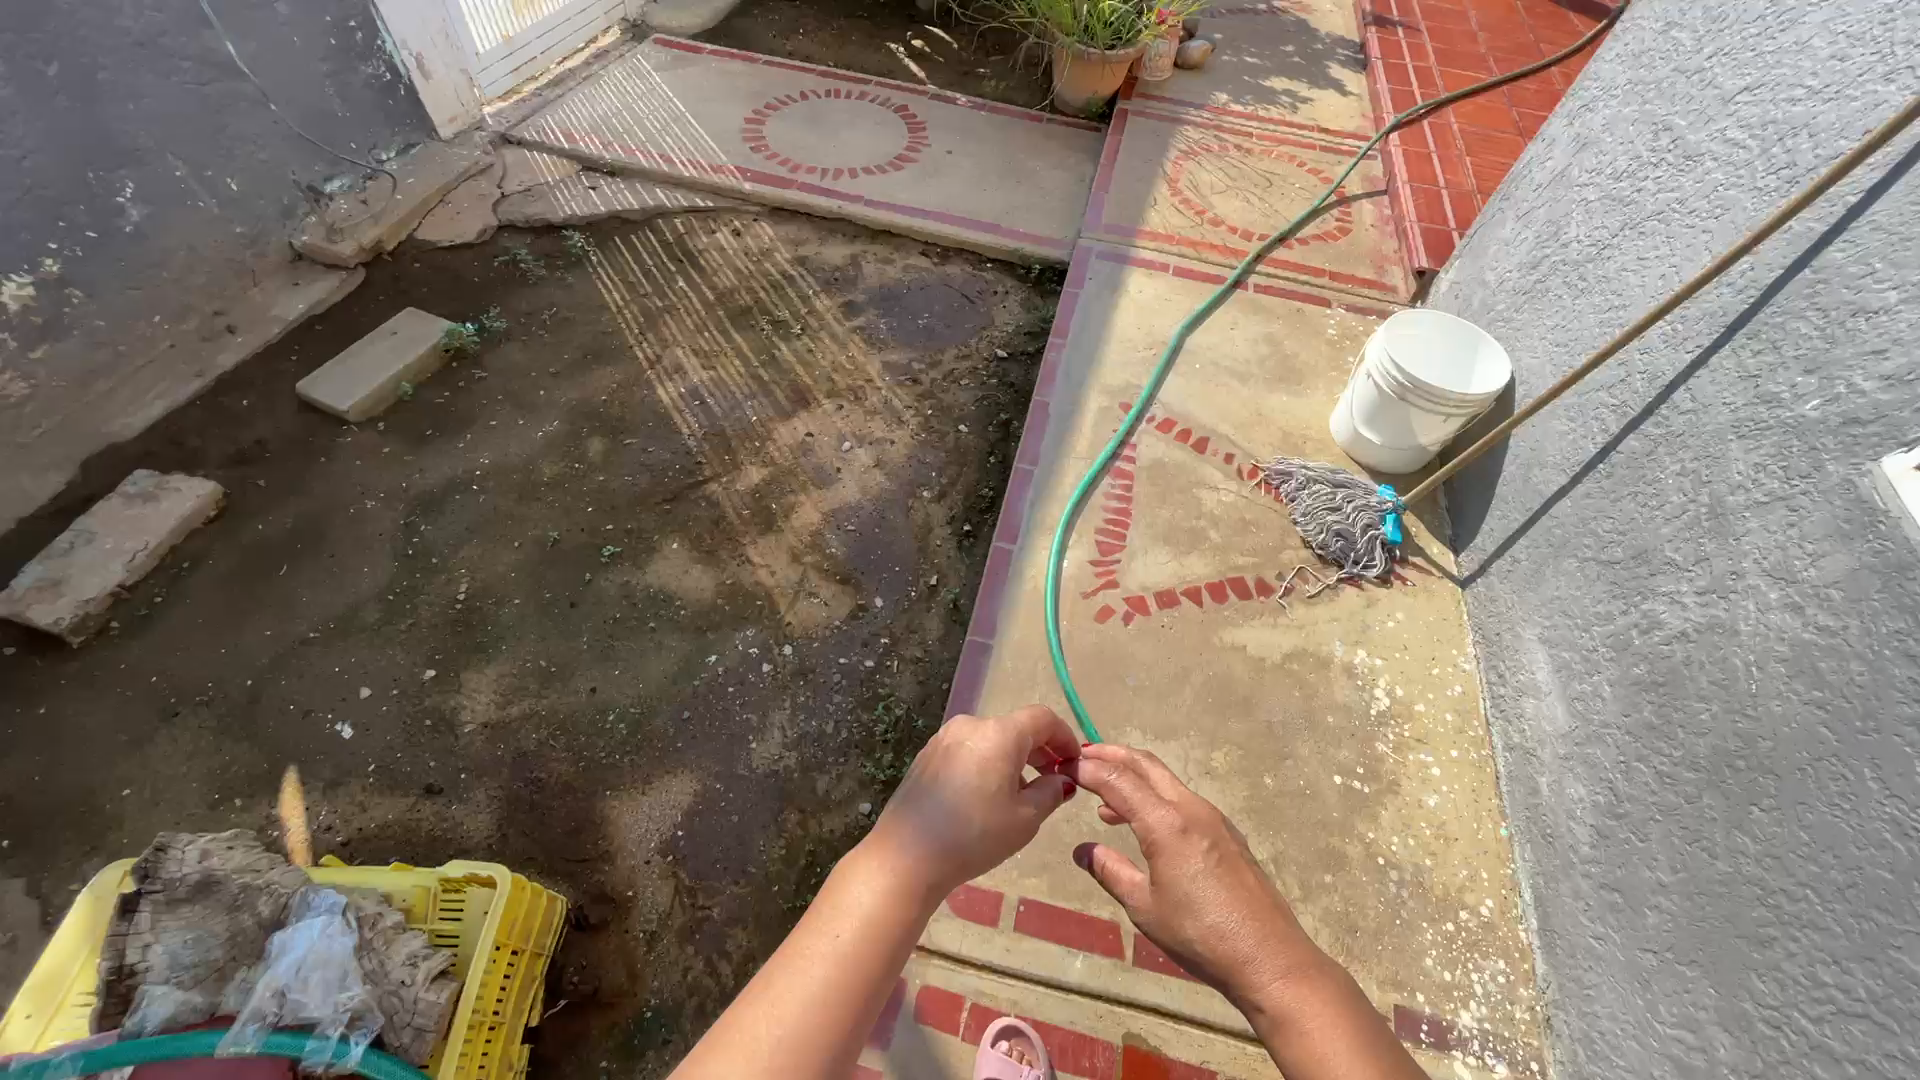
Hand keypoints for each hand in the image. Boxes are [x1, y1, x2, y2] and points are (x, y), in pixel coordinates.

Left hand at [859, 705, 1080, 898]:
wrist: (907, 855)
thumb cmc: (975, 836)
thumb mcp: (1025, 819)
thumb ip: (1050, 792)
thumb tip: (1060, 779)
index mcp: (999, 734)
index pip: (1042, 718)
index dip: (1064, 736)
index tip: (1073, 762)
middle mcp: (970, 725)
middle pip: (1015, 728)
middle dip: (1039, 750)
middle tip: (1052, 780)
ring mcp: (944, 738)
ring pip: (990, 740)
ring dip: (1012, 758)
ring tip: (1021, 793)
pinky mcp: (926, 755)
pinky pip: (968, 750)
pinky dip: (987, 763)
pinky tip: (986, 797)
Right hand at [1064, 744, 1323, 1005]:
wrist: (1269, 958)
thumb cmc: (1200, 935)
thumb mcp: (1144, 907)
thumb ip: (1110, 871)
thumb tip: (1082, 851)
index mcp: (1166, 824)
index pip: (1118, 780)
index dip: (1088, 769)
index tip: (1062, 766)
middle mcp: (1191, 809)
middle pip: (1145, 764)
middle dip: (1112, 754)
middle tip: (1081, 755)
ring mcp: (1213, 818)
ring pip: (1166, 780)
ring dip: (1133, 777)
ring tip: (1103, 796)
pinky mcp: (1226, 833)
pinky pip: (1182, 800)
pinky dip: (1154, 797)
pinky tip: (1142, 824)